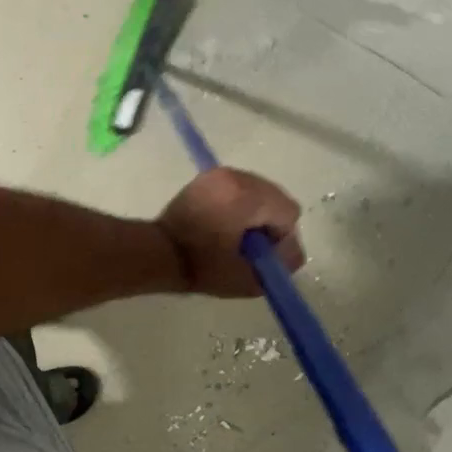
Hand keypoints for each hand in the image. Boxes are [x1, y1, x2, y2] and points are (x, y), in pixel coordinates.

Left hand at [155, 168, 304, 297]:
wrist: (158, 254)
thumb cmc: (202, 266)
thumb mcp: (248, 277)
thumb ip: (280, 265)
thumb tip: (293, 255)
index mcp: (247, 195)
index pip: (288, 213)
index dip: (282, 239)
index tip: (263, 256)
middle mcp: (236, 176)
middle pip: (274, 199)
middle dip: (270, 224)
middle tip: (251, 249)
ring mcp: (219, 175)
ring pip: (258, 193)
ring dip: (255, 215)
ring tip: (236, 239)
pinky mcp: (206, 179)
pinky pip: (238, 191)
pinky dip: (240, 207)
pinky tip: (225, 228)